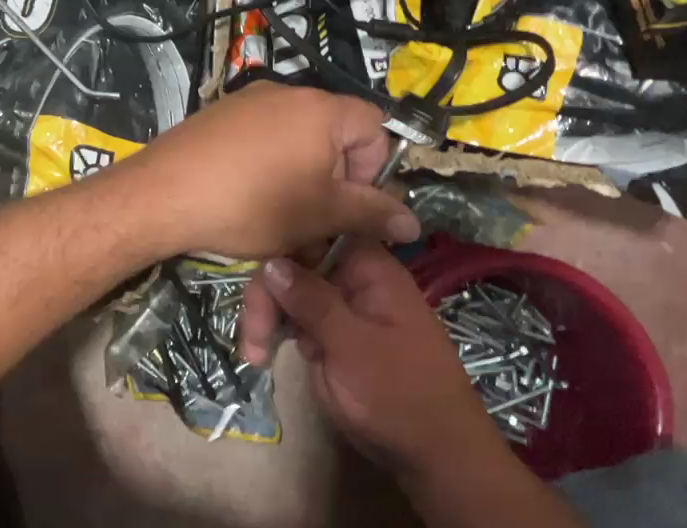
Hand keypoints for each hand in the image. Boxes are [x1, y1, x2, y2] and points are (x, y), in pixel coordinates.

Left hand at [121, 83, 419, 258]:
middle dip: (334, 179)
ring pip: (295, 140)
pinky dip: (266, 167)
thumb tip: (413, 221)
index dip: (374, 170)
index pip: (375, 127)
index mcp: (320, 108)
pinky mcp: (216, 116)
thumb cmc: (252, 203)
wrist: (163, 194)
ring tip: (280, 217)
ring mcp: (245, 100)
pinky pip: (260, 139)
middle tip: (315, 219)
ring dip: (300, 178)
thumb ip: (372, 214)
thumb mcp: (321, 215)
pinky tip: (246, 200)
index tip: (351, 206)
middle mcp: (284, 92)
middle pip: (334, 134)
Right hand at [239, 244, 504, 478]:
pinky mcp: (323, 332)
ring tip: (254, 353)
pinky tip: (258, 354)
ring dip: (263, 315)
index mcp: (368, 268)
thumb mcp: (354, 347)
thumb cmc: (402, 394)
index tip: (254, 264)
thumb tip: (270, 261)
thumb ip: (312, 301)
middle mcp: (349, 278)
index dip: (281, 238)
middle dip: (266, 292)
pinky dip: (269, 331)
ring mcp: (335, 306)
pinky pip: (287, 316)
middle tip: (254, 334)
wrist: (432, 458)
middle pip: (291, 261)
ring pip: (282, 290)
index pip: (316, 229)